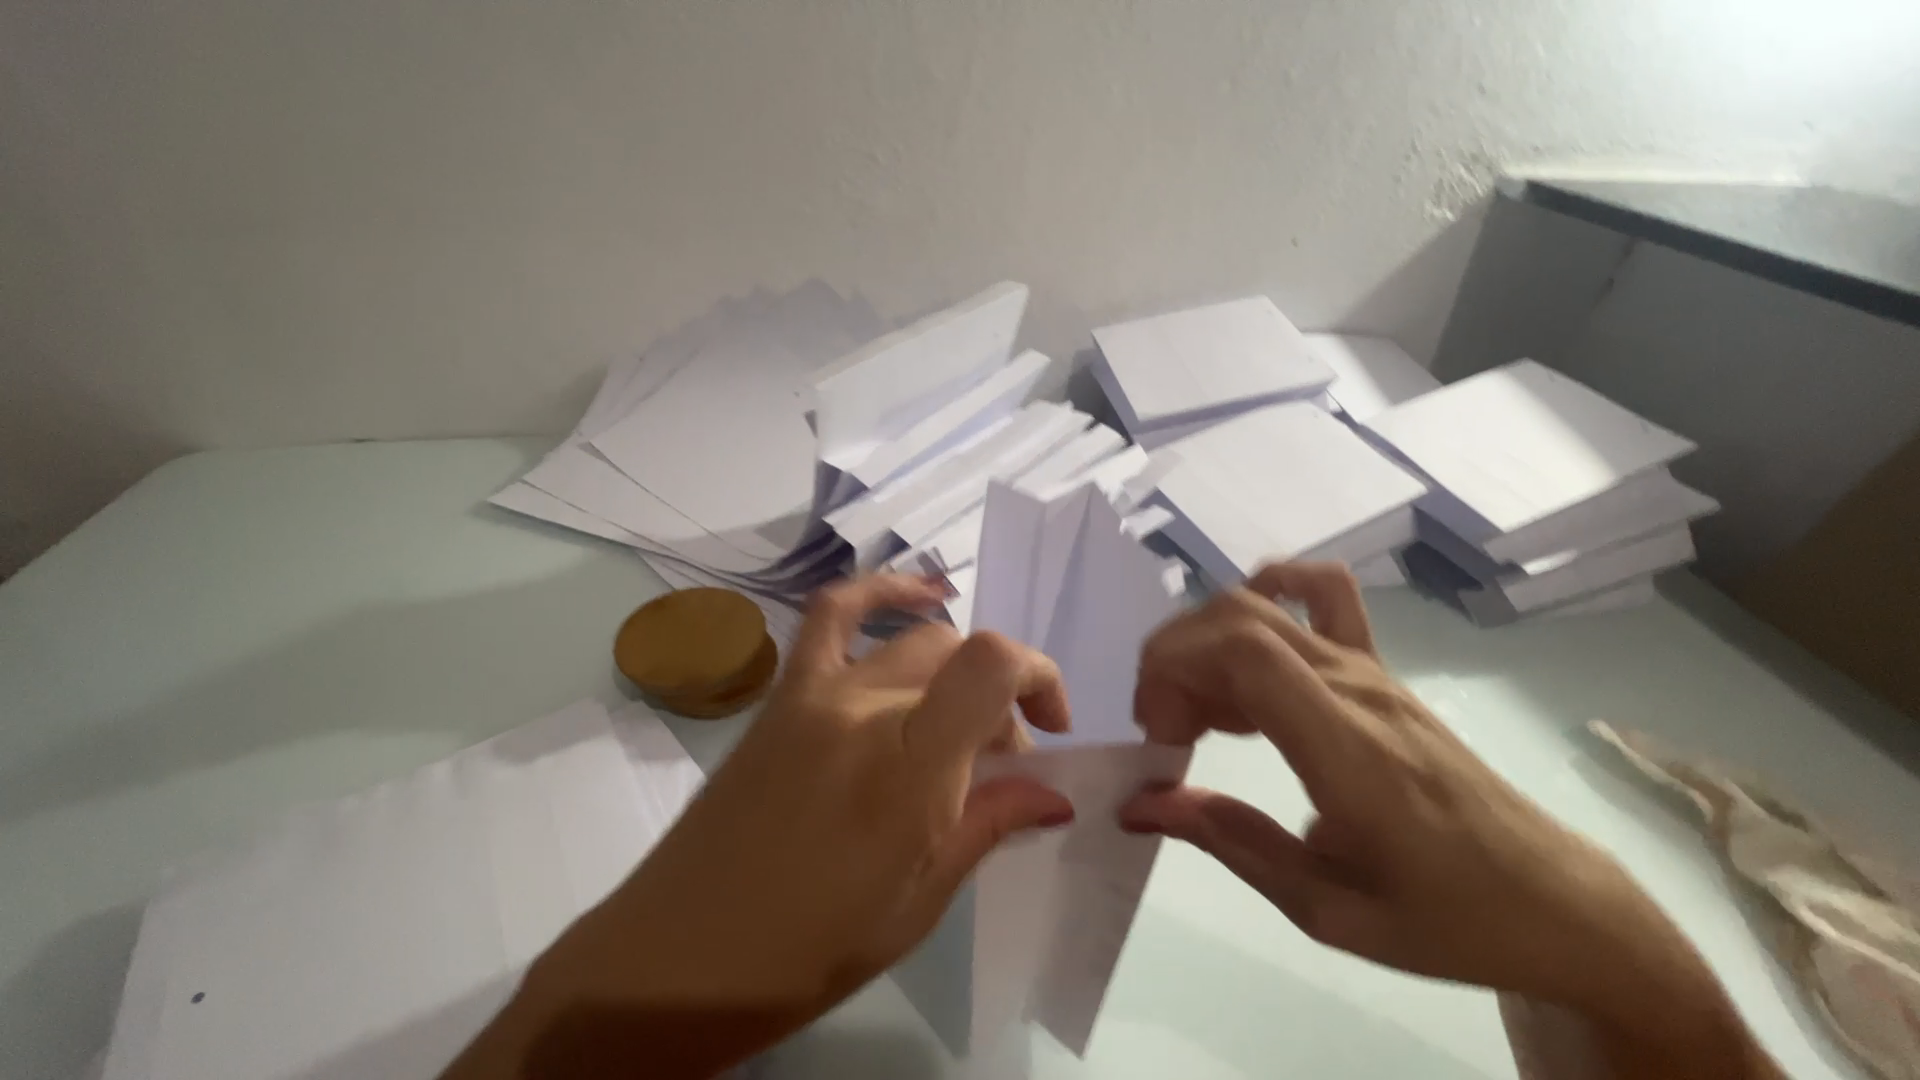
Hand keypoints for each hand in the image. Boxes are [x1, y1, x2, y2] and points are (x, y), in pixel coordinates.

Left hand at [441, 575, 1073, 1079]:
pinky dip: (879, 591)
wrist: (684, 956)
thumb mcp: (920, 898)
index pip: (993, 665)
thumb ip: (991, 824)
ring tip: (966, 709)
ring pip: (912, 639)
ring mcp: (816, 691)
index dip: (1040, 676)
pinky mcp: (782, 693)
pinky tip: (918, 597)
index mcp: (908, 763)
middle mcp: (864, 706)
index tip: (1052, 730)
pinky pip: (832, 614)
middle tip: (999, 767)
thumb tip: (1054, 794)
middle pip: (960, 656)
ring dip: (958, 662)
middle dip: (1000, 703)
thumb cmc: (812, 946)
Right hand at [1120, 562, 1776, 1078]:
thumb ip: (1231, 842)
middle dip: (1174, 661)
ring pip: (1264, 605)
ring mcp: (1371, 670)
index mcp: (1348, 749)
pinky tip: (1243, 645)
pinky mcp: (1379, 671)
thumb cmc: (1444, 917)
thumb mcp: (1327, 909)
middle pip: (1239, 617)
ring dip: (1204, 644)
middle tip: (1167, 733)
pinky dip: (1265, 596)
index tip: (1160, 739)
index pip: (1245, 651)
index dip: (1175, 672)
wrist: (1551, 900)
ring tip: (1196, 715)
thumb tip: (1140, 804)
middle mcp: (1357, 688)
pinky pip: (1321, 596)